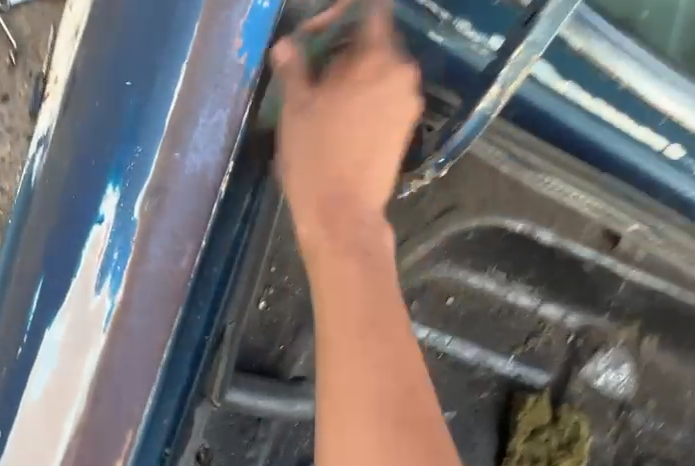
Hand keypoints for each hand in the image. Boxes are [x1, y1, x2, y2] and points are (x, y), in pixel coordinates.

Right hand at [268, 0, 423, 257]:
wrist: (342, 215)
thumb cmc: (315, 160)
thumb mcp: (296, 110)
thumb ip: (295, 70)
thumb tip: (286, 45)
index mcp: (376, 57)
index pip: (369, 12)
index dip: (341, 18)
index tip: (316, 36)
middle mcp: (402, 72)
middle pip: (375, 44)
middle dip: (346, 52)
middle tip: (314, 72)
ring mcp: (408, 102)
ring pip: (380, 74)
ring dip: (355, 79)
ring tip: (324, 102)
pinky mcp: (406, 129)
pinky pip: (385, 100)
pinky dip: (366, 102)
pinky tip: (341, 124)